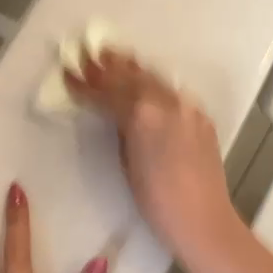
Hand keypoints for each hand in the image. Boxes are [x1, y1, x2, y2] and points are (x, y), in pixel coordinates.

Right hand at [65, 48, 240, 260]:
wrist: (203, 219)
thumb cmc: (157, 202)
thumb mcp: (128, 165)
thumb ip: (121, 132)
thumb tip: (116, 116)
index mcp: (142, 115)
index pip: (107, 93)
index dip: (85, 84)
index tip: (68, 72)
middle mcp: (166, 102)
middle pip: (131, 78)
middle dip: (106, 67)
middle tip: (87, 54)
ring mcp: (186, 106)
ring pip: (153, 78)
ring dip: (130, 67)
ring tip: (112, 55)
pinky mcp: (200, 116)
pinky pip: (171, 91)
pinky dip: (153, 81)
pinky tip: (144, 80)